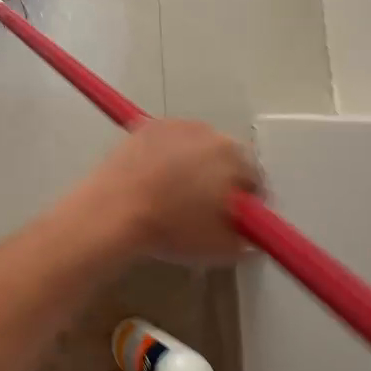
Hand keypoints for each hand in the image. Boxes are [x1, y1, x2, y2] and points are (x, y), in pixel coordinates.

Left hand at [78, 119, 257, 261]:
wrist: (116, 208)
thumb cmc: (173, 228)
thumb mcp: (223, 247)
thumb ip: (247, 237)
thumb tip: (249, 232)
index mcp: (234, 158)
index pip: (254, 179)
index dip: (246, 202)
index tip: (236, 218)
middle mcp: (208, 132)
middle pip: (226, 156)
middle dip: (221, 178)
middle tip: (205, 205)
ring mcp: (174, 124)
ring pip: (196, 146)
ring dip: (194, 163)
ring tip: (175, 191)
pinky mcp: (146, 124)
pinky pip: (168, 140)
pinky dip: (167, 153)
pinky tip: (155, 176)